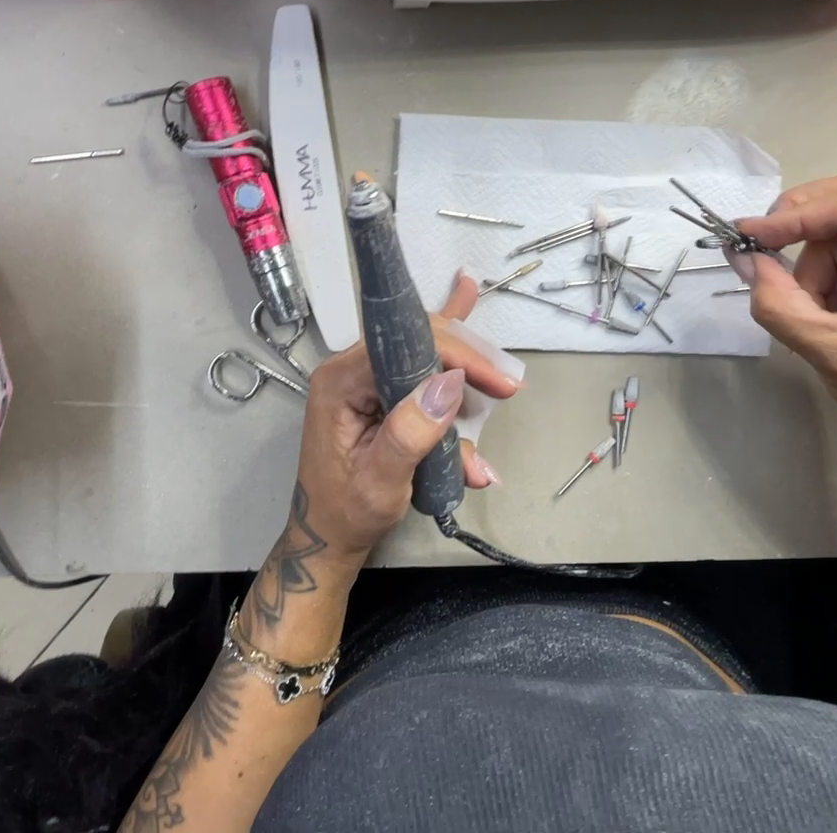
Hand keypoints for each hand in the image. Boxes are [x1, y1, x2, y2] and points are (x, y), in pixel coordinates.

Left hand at [293, 274, 520, 559]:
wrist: (327, 536)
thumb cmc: (348, 512)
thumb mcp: (379, 481)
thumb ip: (409, 433)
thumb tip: (449, 384)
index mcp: (340, 382)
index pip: (404, 347)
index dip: (455, 357)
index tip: (498, 381)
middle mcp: (349, 370)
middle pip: (416, 343)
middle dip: (467, 363)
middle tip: (509, 386)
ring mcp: (363, 379)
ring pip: (423, 354)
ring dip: (463, 378)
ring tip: (499, 389)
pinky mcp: (378, 392)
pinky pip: (416, 363)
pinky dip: (447, 355)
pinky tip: (465, 299)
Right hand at [736, 172, 836, 475]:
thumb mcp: (830, 351)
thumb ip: (777, 302)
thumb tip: (742, 258)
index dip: (800, 212)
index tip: (753, 236)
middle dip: (806, 228)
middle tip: (766, 255)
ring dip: (820, 260)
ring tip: (814, 309)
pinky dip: (835, 273)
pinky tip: (832, 309)